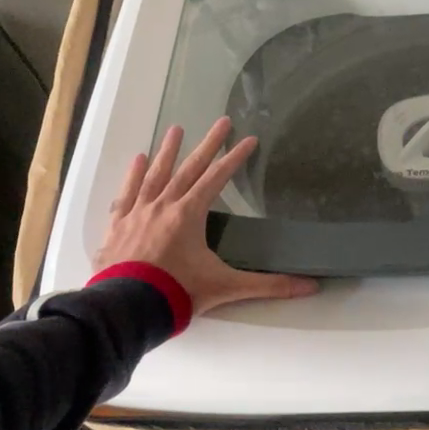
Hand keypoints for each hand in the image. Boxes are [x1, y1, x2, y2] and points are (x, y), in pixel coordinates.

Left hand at [95, 117, 318, 315]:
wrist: (126, 308)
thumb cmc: (179, 293)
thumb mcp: (226, 288)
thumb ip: (268, 285)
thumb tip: (310, 287)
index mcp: (190, 214)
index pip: (218, 178)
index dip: (236, 158)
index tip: (250, 139)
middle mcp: (164, 206)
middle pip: (190, 168)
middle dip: (208, 144)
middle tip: (222, 121)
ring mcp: (138, 213)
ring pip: (156, 174)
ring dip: (168, 151)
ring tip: (176, 129)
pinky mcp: (117, 226)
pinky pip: (127, 194)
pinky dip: (133, 175)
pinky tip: (138, 159)